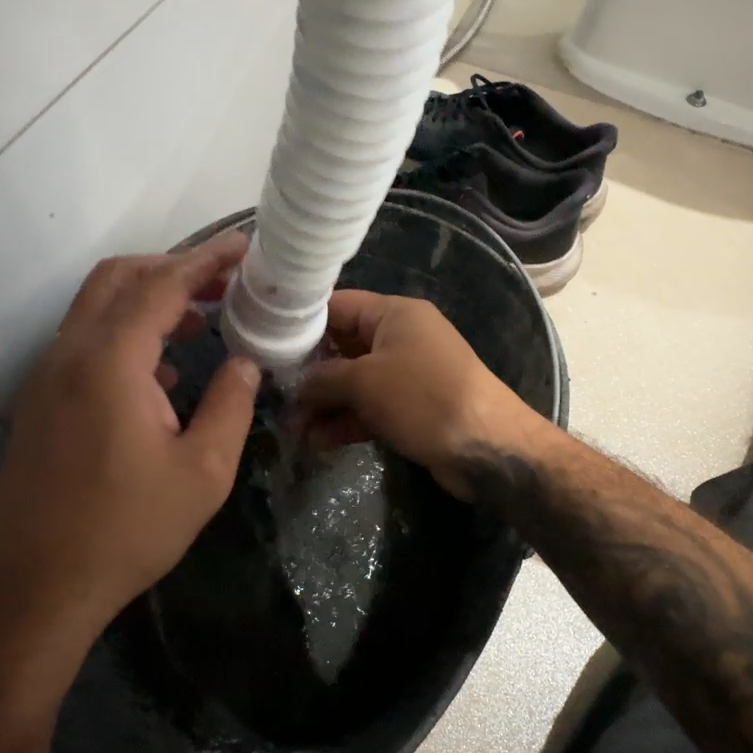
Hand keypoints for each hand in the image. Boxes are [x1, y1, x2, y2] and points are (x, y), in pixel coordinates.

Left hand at [0, 231, 260, 637]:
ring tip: (200, 322)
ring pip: (95, 309)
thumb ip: (230, 405)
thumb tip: (244, 363)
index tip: (243, 246)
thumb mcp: (202, 471)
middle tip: (222, 282)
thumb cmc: (125, 530)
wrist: (34, 588)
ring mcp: (45, 378)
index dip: (204, 259)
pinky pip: (84, 343)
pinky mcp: (38, 403)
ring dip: (146, 301)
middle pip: (117, 279)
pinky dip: (125, 333)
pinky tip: (161, 374)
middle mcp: (69, 354)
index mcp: (110, 361)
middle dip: (171, 268)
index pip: (160, 285)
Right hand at [295, 289, 547, 498]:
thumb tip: (294, 385)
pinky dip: (345, 421)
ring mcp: (407, 375)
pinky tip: (317, 440)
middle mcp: (401, 338)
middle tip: (274, 394)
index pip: (337, 306)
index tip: (265, 342)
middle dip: (309, 372)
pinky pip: (369, 408)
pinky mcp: (411, 409)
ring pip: (353, 383)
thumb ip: (323, 378)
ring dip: (324, 403)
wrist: (487, 447)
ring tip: (290, 427)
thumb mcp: (366, 381)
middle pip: (342, 346)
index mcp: (395, 314)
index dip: (301, 323)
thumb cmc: (424, 397)